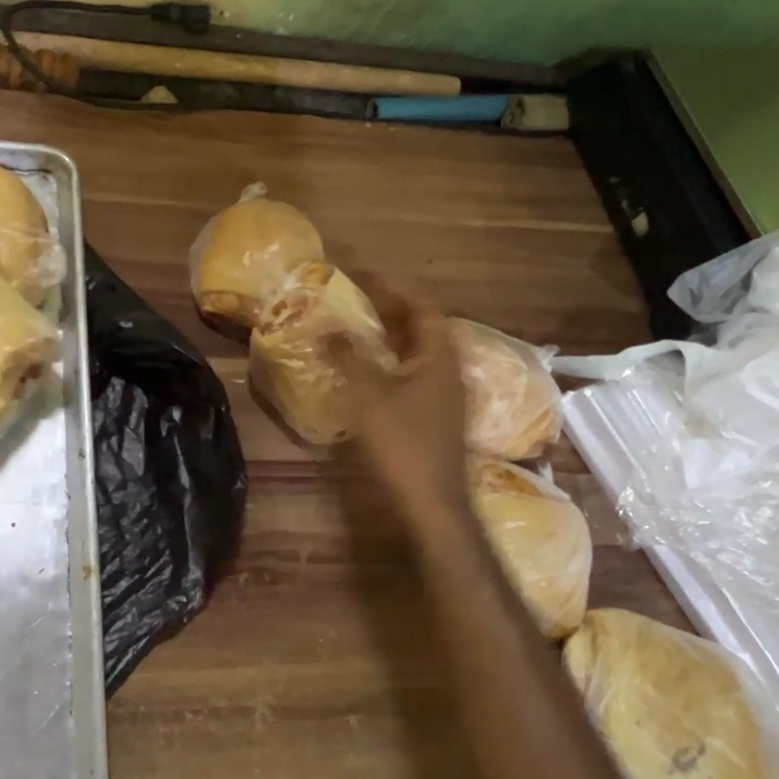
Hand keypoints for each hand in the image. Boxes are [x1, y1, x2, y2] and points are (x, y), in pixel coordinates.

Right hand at [331, 296, 468, 519]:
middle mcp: (451, 370)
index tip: (365, 279)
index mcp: (440, 357)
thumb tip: (327, 329)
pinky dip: (394, 362)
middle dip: (392, 312)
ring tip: (359, 330)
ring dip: (393, 338)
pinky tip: (370, 371)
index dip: (396, 290)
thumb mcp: (368, 394)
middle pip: (425, 329)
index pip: (423, 308)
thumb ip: (348, 357)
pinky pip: (418, 374)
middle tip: (357, 302)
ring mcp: (448, 395)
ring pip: (421, 353)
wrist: (431, 500)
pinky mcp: (439, 416)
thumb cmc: (401, 441)